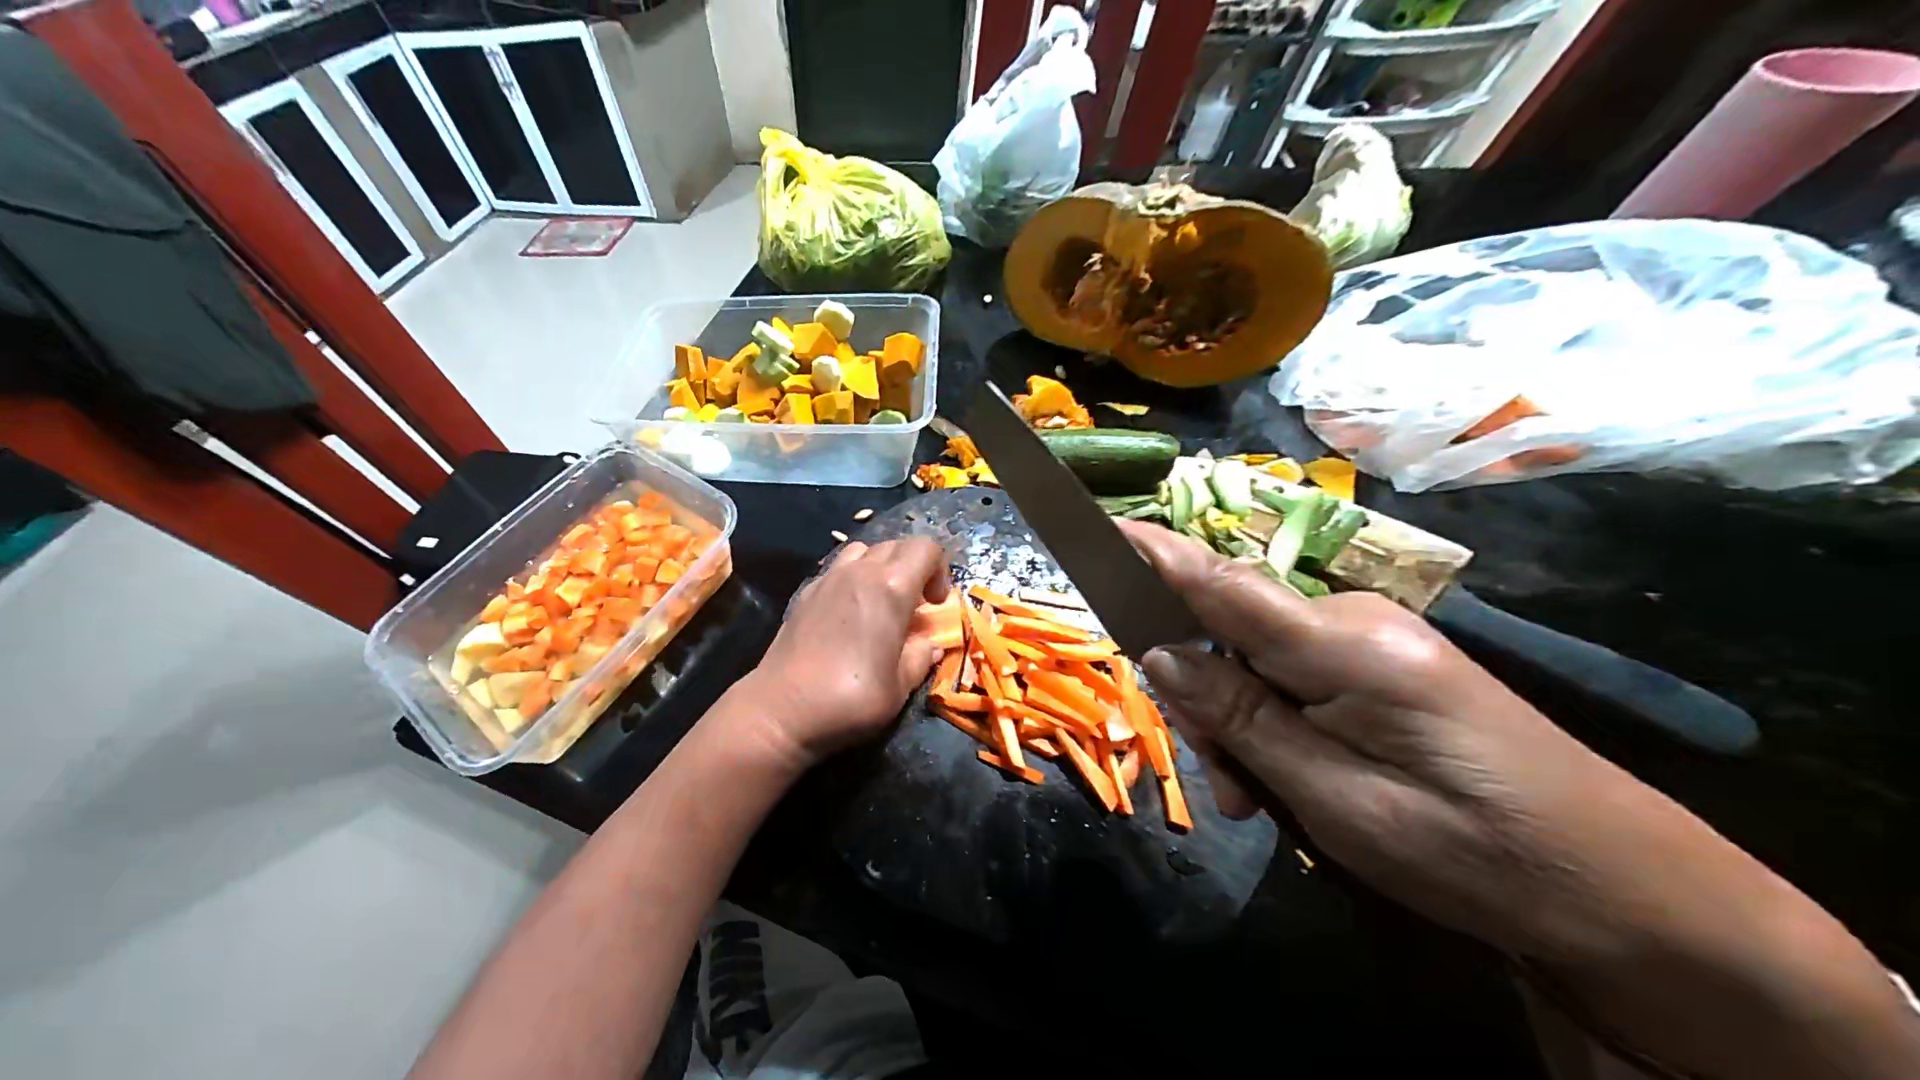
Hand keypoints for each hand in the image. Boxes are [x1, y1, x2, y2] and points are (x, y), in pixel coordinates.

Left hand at [738, 538, 948, 768]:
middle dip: (914, 568)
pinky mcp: (806, 593)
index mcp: (890, 588)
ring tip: (882, 604)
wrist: (780, 711)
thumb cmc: (849, 699)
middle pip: (897, 546)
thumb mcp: (900, 687)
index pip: (926, 549)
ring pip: (865, 550)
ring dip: (882, 568)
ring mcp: (828, 579)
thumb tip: (930, 644)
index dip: (940, 570)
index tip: (935, 605)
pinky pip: (838, 568)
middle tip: (915, 607)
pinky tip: (850, 615)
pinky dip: (854, 579)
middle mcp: (859, 572)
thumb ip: (920, 657)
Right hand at [1118, 520, 1919, 1078]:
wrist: (1616, 888)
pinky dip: (1270, 725)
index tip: (1102, 524)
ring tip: (1258, 804)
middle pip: (1228, 633)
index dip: (1156, 555)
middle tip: (1224, 787)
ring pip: (1253, 661)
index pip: (1223, 585)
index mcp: (1344, 644)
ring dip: (1237, 725)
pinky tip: (1283, 784)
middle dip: (1204, 699)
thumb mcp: (1333, 796)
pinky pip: (1291, 676)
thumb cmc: (1471, 849)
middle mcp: (1352, 620)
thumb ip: (1240, 717)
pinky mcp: (1380, 663)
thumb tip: (1161, 653)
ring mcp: (1369, 639)